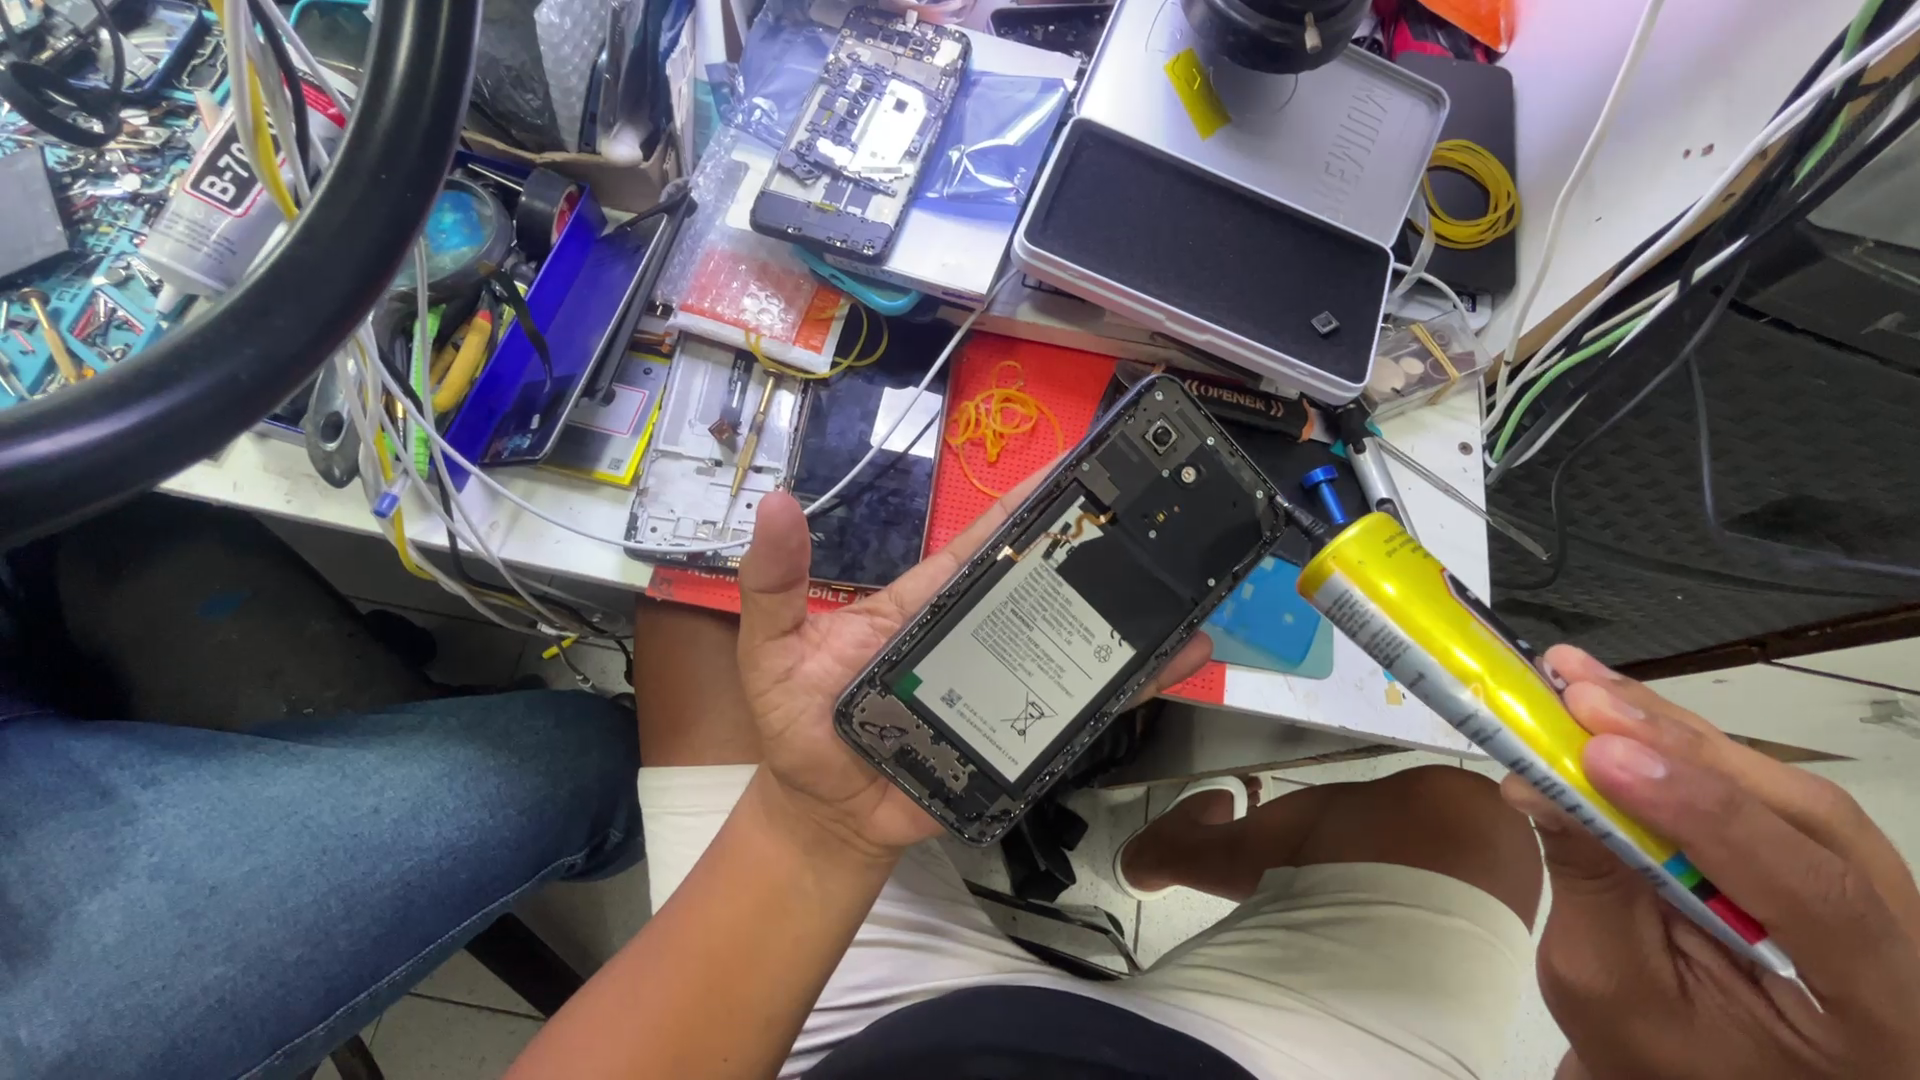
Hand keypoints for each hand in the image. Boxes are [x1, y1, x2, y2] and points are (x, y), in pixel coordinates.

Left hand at [735, 472, 1212, 860]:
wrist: (827, 811)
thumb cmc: (799, 725)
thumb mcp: (774, 648)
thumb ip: (777, 582)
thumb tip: (775, 502)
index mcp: (923, 603)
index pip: (980, 543)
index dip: (1025, 504)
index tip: (1076, 466)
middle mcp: (972, 634)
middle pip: (1040, 584)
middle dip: (1092, 547)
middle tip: (1154, 516)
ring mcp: (1000, 684)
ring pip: (1071, 639)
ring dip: (1125, 613)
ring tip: (1186, 584)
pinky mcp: (1018, 733)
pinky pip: (1079, 706)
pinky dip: (1128, 684)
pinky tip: (1178, 659)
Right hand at [1504, 645, 1919, 1079]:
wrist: (1685, 1074)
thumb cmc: (1649, 1054)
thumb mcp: (1604, 984)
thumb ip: (1589, 884)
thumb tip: (1534, 784)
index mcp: (1877, 1011)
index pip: (1815, 896)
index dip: (1707, 816)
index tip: (1603, 756)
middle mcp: (1901, 940)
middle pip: (1804, 819)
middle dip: (1682, 750)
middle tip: (1581, 701)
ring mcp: (1863, 890)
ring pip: (1776, 785)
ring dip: (1667, 728)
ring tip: (1576, 682)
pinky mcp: (1804, 854)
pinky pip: (1748, 784)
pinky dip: (1671, 738)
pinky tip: (1610, 702)